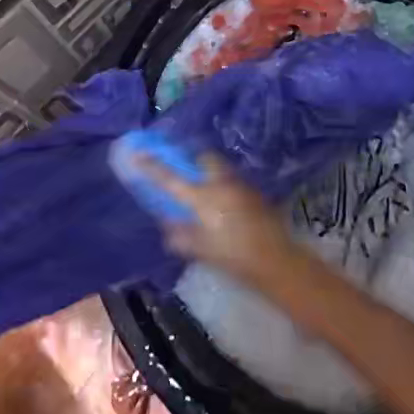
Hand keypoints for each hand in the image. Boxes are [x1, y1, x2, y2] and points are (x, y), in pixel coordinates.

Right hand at [135, 152, 302, 285]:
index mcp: (203, 197)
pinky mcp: (254, 192)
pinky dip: (221, 184)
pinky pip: (231, 179)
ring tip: (201, 190)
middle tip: (181, 174)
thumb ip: (180, 235)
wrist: (276, 259)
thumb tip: (168, 224)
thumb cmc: (234, 257)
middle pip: (203, 158)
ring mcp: (240, 185)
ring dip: (207, 172)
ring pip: (219, 167)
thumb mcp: (200, 250)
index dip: (151, 166)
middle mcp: (221, 183)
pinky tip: (221, 203)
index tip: (137, 154)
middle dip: (190, 160)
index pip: (170, 178)